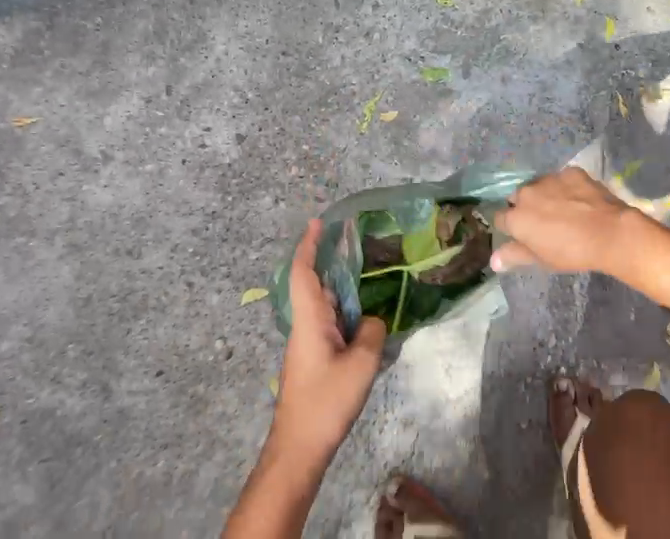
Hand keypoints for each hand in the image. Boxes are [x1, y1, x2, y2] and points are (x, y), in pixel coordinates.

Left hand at [270, 219, 385, 467]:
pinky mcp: (314, 362)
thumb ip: (371, 331)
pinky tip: (366, 319)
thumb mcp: (361, 363)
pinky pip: (330, 325)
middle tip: (355, 243)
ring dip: (341, 290)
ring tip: (368, 277)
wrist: (299, 447)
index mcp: (309, 321)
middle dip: (330, 262)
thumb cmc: (326, 401)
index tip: (318, 222)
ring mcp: (307, 346)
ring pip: (324, 307)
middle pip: (314, 286)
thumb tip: (371, 320)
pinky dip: (345, 313)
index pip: (304, 273)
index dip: (308, 245)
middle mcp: (304, 327)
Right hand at [491, 166, 643, 275]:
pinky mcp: (571, 172)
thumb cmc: (571, 252)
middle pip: (518, 198)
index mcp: (516, 217)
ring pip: (540, 185)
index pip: (500, 218)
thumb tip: (493, 260)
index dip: (510, 227)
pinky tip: (580, 199)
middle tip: (543, 222)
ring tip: (563, 209)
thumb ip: (514, 255)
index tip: (521, 234)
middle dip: (526, 207)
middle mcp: (528, 193)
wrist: (608, 232)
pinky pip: (563, 179)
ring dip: (545, 195)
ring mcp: (550, 179)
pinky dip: (567, 187)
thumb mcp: (541, 259)